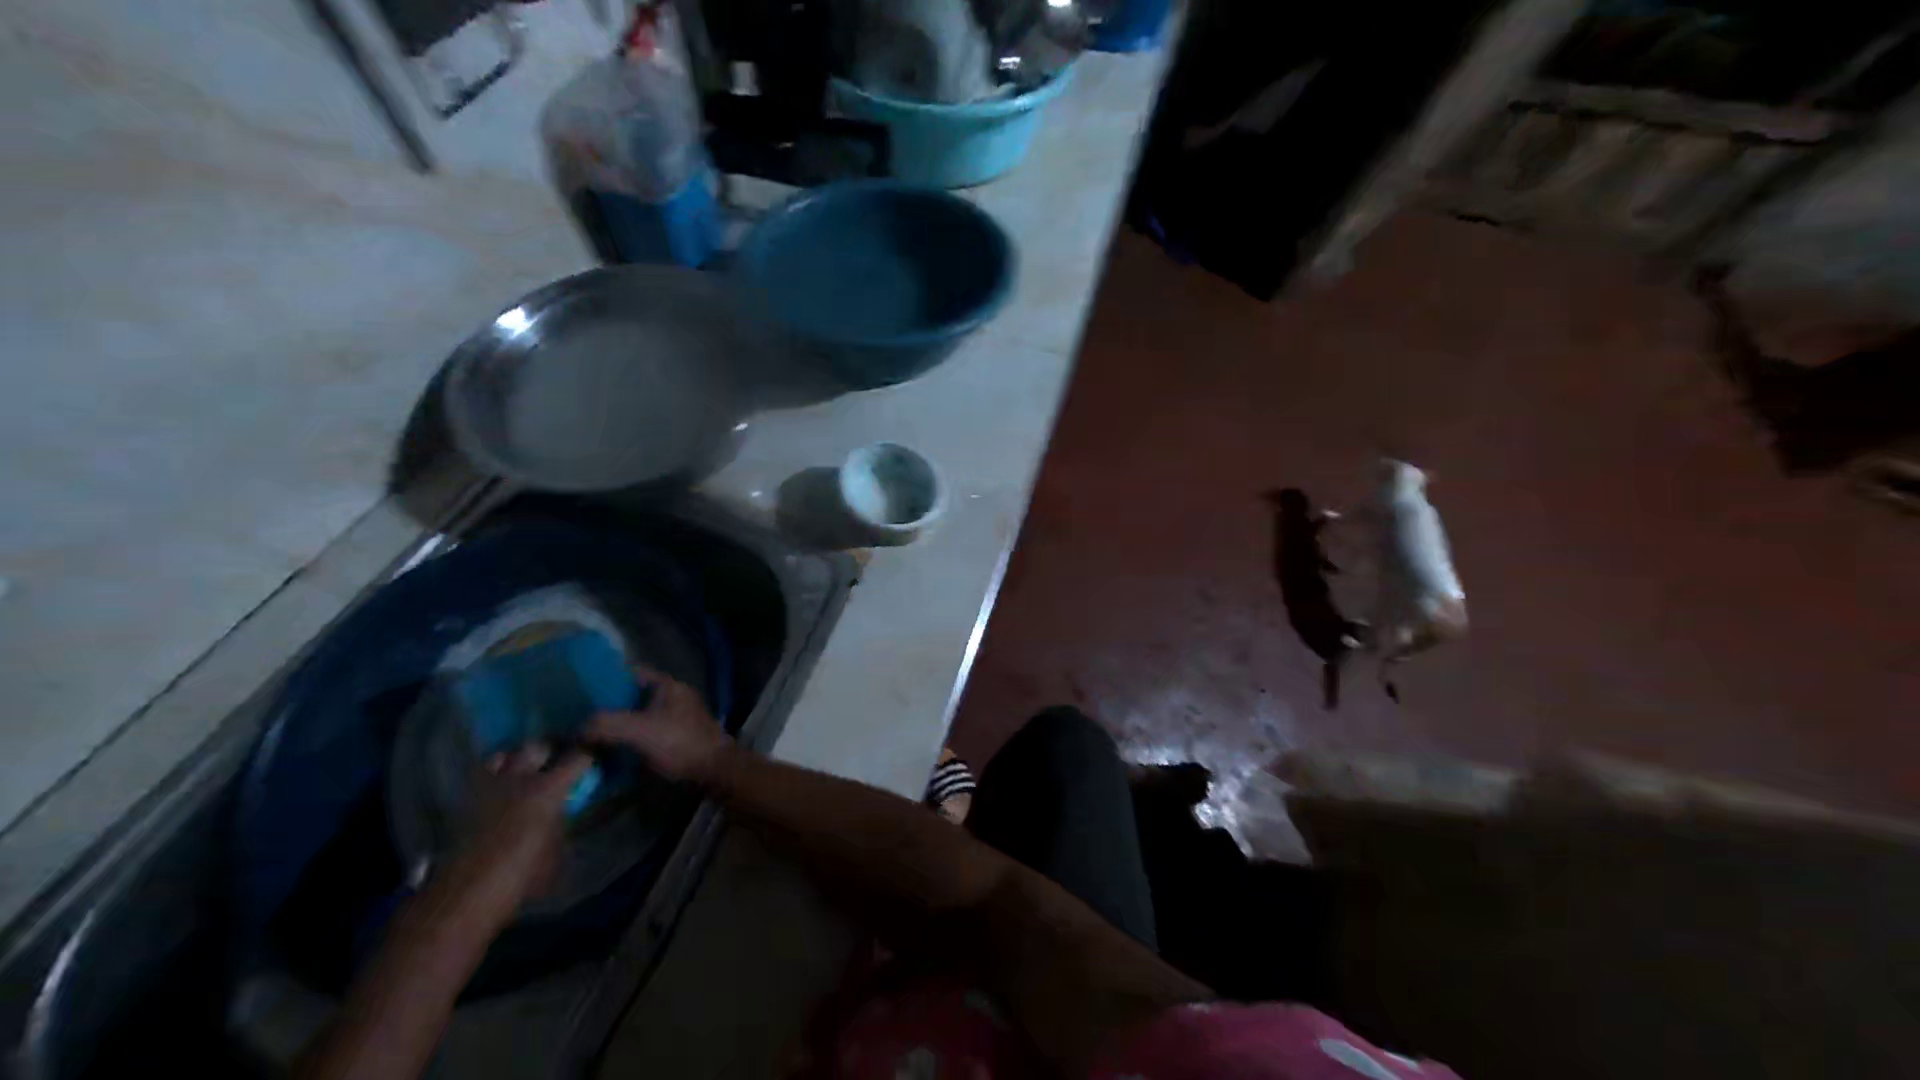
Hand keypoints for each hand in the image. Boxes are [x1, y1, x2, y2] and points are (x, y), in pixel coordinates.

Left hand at [453, 743, 591, 906]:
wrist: (467, 894)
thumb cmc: (524, 874)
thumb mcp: (559, 850)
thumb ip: (565, 823)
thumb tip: (569, 812)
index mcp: (549, 788)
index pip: (579, 755)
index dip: (590, 752)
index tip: (597, 754)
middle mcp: (519, 779)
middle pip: (536, 746)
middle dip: (550, 750)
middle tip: (558, 761)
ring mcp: (488, 788)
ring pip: (503, 755)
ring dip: (515, 759)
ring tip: (523, 770)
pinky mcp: (464, 802)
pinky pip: (480, 776)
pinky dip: (491, 775)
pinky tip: (498, 788)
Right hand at [589, 666, 734, 787]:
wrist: (715, 769)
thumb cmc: (680, 743)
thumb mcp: (640, 730)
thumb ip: (607, 723)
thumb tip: (578, 728)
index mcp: (668, 685)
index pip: (632, 672)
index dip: (606, 678)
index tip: (581, 690)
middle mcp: (674, 696)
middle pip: (634, 694)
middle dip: (609, 704)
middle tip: (580, 716)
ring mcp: (677, 716)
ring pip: (640, 714)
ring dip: (619, 723)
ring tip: (589, 733)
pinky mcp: (677, 736)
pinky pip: (647, 731)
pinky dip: (630, 737)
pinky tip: (611, 749)